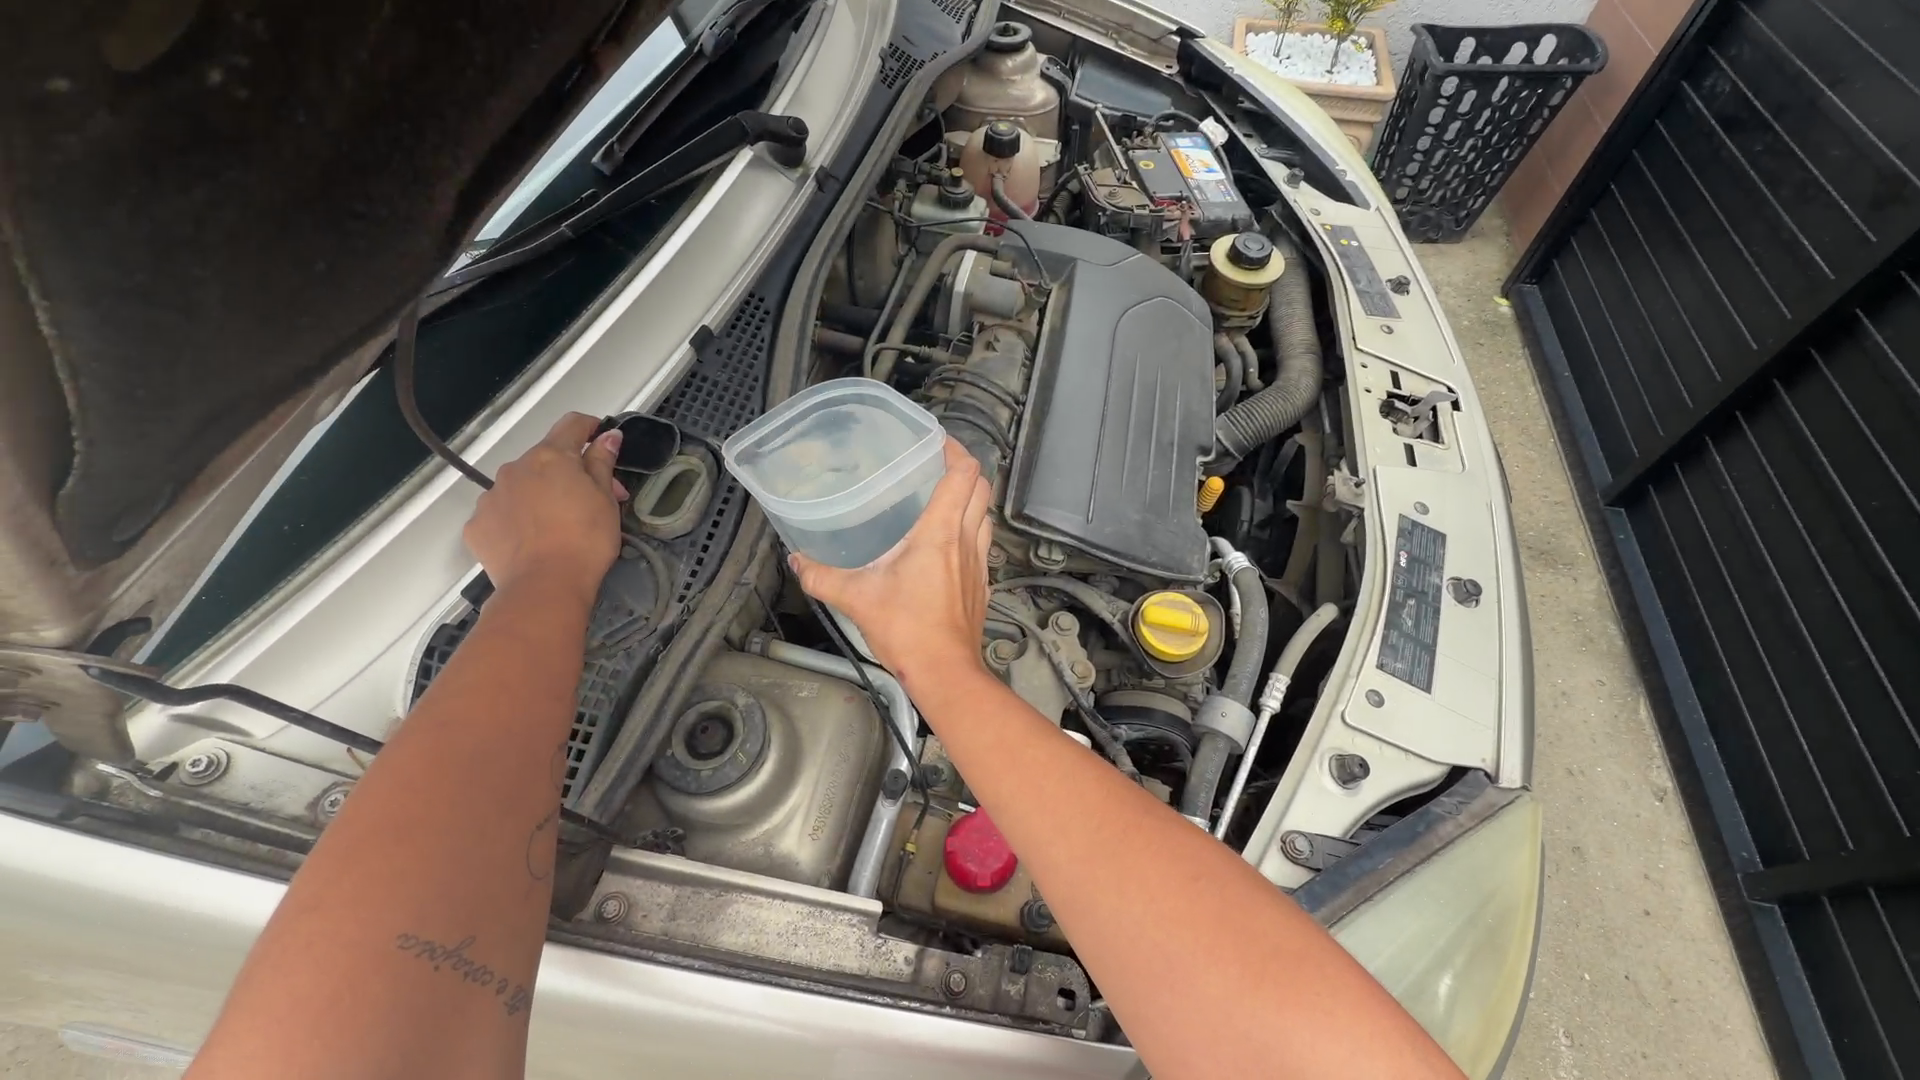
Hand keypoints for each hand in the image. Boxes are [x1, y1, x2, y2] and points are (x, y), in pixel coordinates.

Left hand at [464, 412, 625, 601]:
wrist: (544, 587)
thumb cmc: (586, 539)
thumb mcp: (605, 500)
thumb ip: (602, 463)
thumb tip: (608, 435)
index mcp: (551, 456)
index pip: (572, 425)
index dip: (591, 427)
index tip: (603, 438)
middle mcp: (516, 468)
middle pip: (546, 459)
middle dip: (570, 473)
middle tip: (593, 501)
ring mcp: (491, 496)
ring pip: (521, 485)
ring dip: (541, 494)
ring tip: (558, 525)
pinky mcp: (477, 525)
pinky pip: (502, 512)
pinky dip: (518, 518)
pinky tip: (532, 540)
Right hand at [789, 439, 991, 685]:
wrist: (945, 673)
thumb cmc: (908, 632)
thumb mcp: (856, 599)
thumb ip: (822, 576)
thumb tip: (796, 560)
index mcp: (941, 533)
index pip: (964, 475)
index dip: (955, 451)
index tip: (936, 442)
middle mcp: (967, 542)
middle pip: (982, 490)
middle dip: (965, 470)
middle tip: (937, 465)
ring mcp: (979, 565)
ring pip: (985, 517)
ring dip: (971, 501)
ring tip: (942, 499)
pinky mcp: (981, 587)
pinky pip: (982, 546)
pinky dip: (971, 532)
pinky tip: (947, 546)